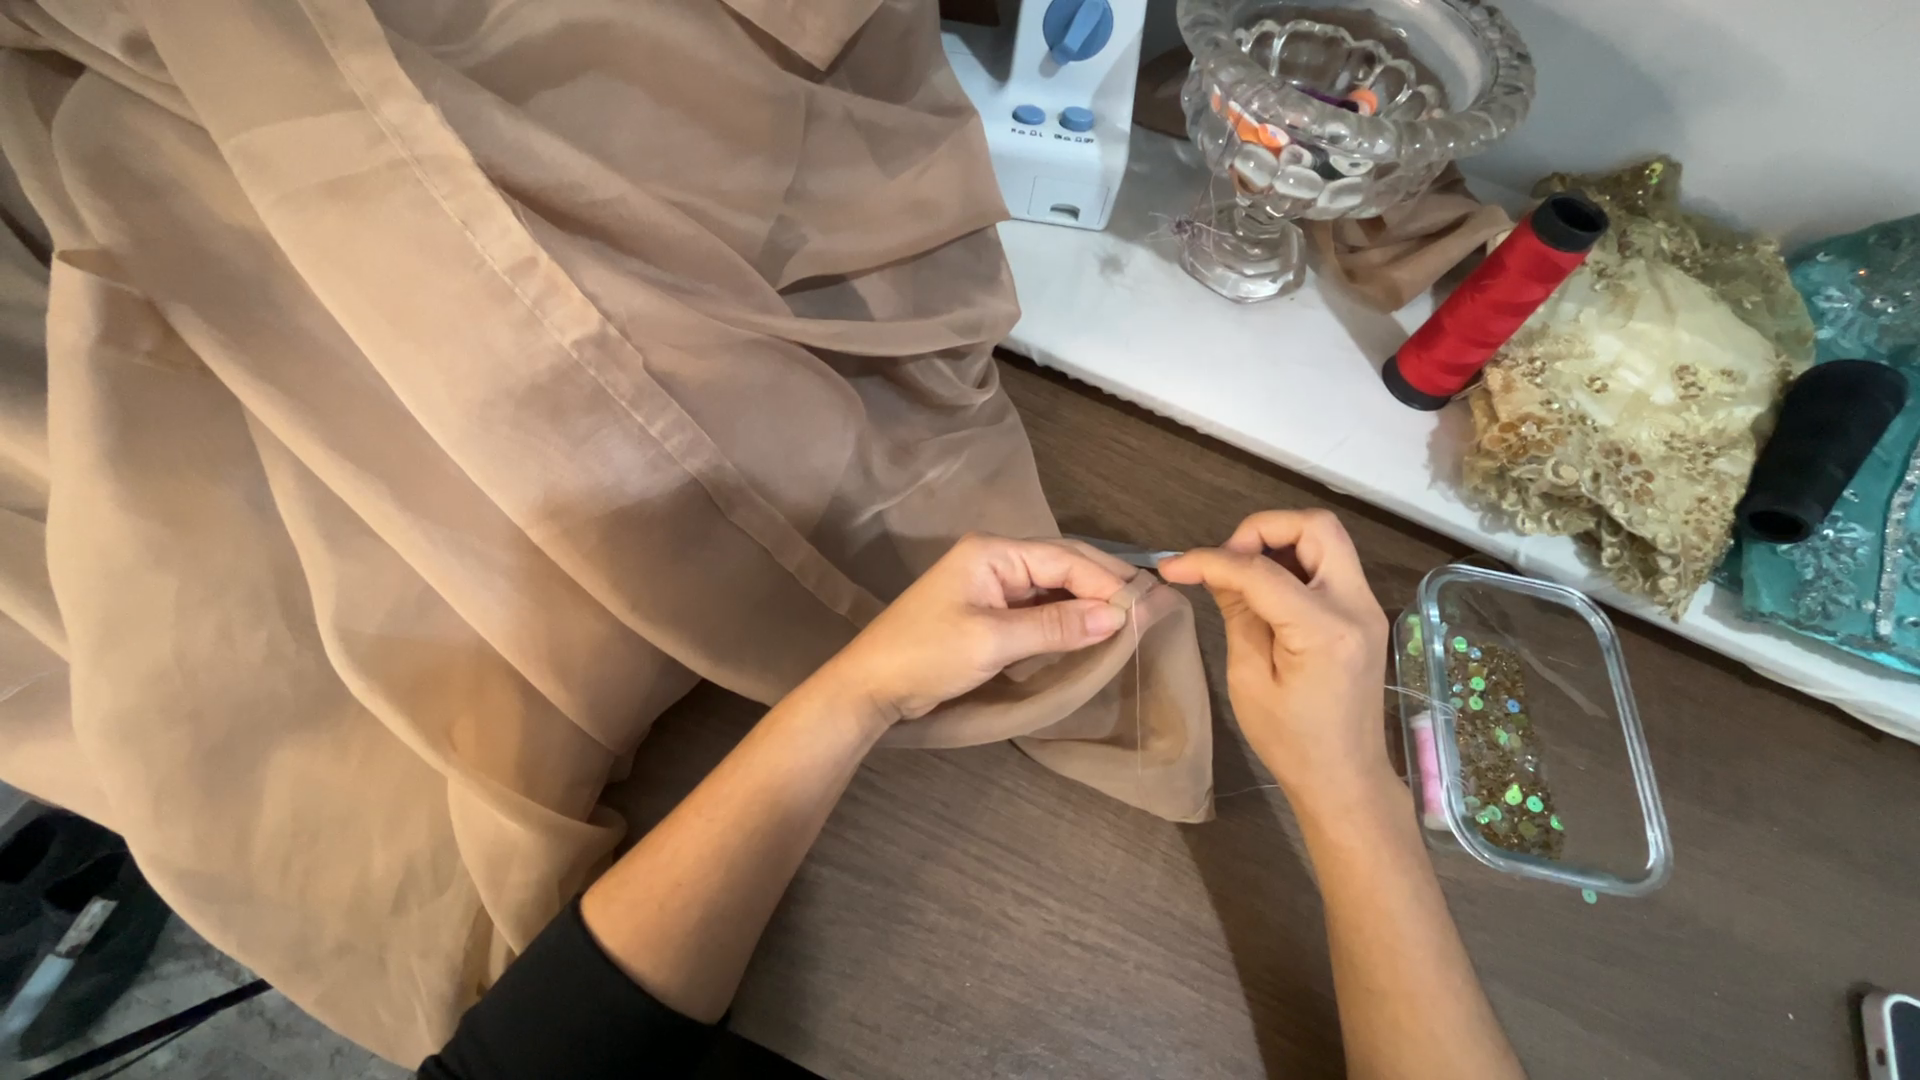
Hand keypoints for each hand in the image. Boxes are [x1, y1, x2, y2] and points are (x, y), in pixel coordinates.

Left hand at [817, 533, 1135, 726]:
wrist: (872, 685)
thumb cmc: (927, 655)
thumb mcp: (994, 641)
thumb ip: (1056, 627)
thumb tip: (1118, 616)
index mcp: (993, 551)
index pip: (1064, 559)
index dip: (1106, 582)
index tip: (1146, 607)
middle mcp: (996, 559)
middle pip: (1062, 566)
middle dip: (1103, 586)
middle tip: (1150, 608)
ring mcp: (992, 585)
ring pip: (1054, 587)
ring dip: (1088, 603)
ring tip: (1131, 619)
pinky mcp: (990, 611)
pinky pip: (1039, 607)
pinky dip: (1066, 618)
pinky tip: (1092, 630)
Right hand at [1157, 510, 1391, 804]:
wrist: (1345, 777)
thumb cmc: (1289, 740)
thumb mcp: (1249, 677)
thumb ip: (1237, 613)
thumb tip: (1214, 571)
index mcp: (1323, 630)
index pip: (1260, 571)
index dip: (1210, 560)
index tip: (1172, 566)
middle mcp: (1355, 606)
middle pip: (1315, 526)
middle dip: (1260, 529)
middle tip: (1227, 560)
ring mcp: (1365, 606)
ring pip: (1325, 537)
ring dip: (1278, 541)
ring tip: (1241, 572)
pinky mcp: (1362, 612)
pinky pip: (1328, 563)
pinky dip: (1293, 559)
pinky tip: (1263, 588)